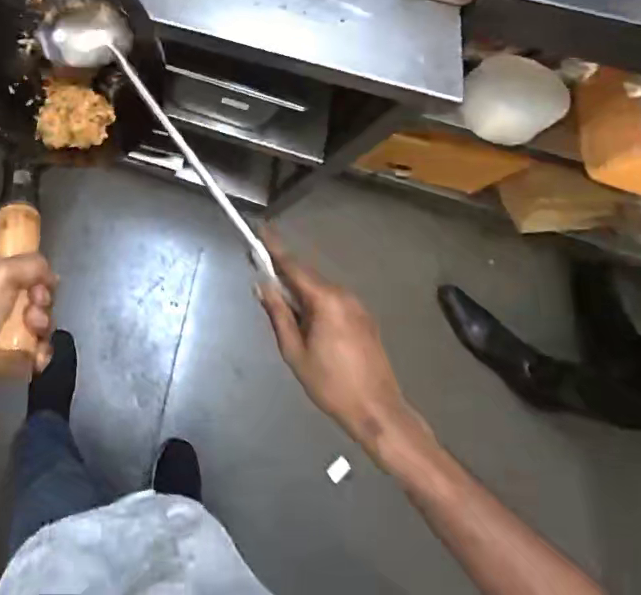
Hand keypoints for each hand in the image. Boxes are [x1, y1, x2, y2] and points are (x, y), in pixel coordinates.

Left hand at [0, 249, 56, 401]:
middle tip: (36, 307)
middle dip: (41, 300)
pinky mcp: (1, 354)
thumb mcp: (1, 273)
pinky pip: (30, 347)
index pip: (15, 257)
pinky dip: (38, 352)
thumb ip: (32, 265)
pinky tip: (37, 358)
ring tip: (35, 335)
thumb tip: (50, 275)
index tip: (41, 279)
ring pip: (34, 319)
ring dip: (42, 327)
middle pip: (30, 289)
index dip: (33, 266)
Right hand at [258, 235, 433, 457]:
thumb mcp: (294, 351)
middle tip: (262, 275)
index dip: (274, 247)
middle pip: (307, 276)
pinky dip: (315, 302)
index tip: (261, 228)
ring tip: (283, 308)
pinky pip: (333, 301)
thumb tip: (262, 285)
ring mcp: (358, 306)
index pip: (293, 266)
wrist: (378, 412)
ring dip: (300, 291)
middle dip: (284, 273)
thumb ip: (278, 313)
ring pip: (320, 289)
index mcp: (325, 300)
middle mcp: (344, 295)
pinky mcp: (364, 319)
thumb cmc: (331, 384)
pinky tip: (307, 321)